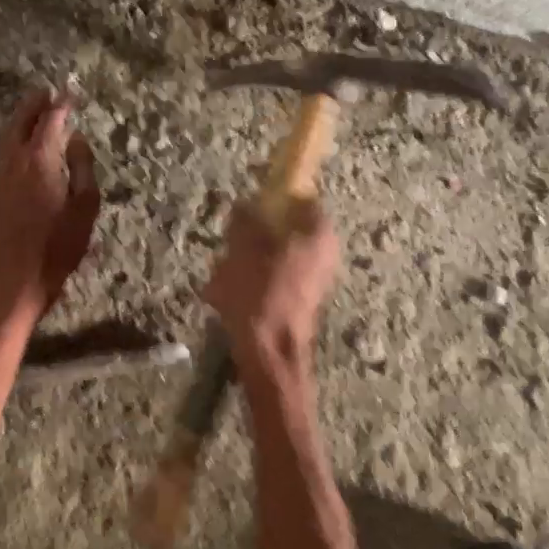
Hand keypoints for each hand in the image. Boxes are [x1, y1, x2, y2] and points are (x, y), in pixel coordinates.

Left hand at [0, 90, 100, 315]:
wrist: (19, 278)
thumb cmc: (60, 244)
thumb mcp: (85, 204)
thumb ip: (81, 166)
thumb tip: (76, 138)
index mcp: (40, 160)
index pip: (50, 121)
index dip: (61, 105)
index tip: (70, 92)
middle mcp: (16, 162)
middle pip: (21, 123)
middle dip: (34, 104)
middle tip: (46, 90)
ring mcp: (2, 177)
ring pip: (8, 137)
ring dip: (21, 119)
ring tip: (35, 109)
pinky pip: (4, 153)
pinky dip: (15, 138)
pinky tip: (25, 144)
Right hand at [204, 201, 338, 373]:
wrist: (268, 352)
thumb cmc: (258, 291)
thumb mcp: (243, 245)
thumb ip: (245, 218)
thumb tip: (246, 206)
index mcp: (318, 232)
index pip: (299, 196)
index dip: (272, 195)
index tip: (248, 204)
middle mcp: (324, 252)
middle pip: (283, 227)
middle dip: (253, 235)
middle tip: (231, 245)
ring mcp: (314, 279)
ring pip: (272, 255)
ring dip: (246, 261)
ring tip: (224, 276)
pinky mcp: (300, 301)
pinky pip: (271, 279)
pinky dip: (251, 283)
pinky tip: (229, 296)